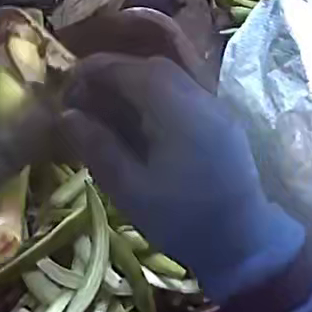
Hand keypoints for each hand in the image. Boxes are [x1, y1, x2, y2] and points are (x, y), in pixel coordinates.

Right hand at [63, 55, 303, 300]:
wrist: (245, 244)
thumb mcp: (130, 189)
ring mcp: (215, 108)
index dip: (96, 70)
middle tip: (84, 93)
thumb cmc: (182, 220)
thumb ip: (98, 146)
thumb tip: (66, 114)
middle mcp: (200, 99)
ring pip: (169, 77)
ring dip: (134, 82)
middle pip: (152, 67)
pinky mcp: (221, 121)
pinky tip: (138, 120)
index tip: (68, 81)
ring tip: (106, 104)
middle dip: (114, 73)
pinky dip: (154, 95)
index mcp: (178, 111)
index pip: (131, 70)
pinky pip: (182, 92)